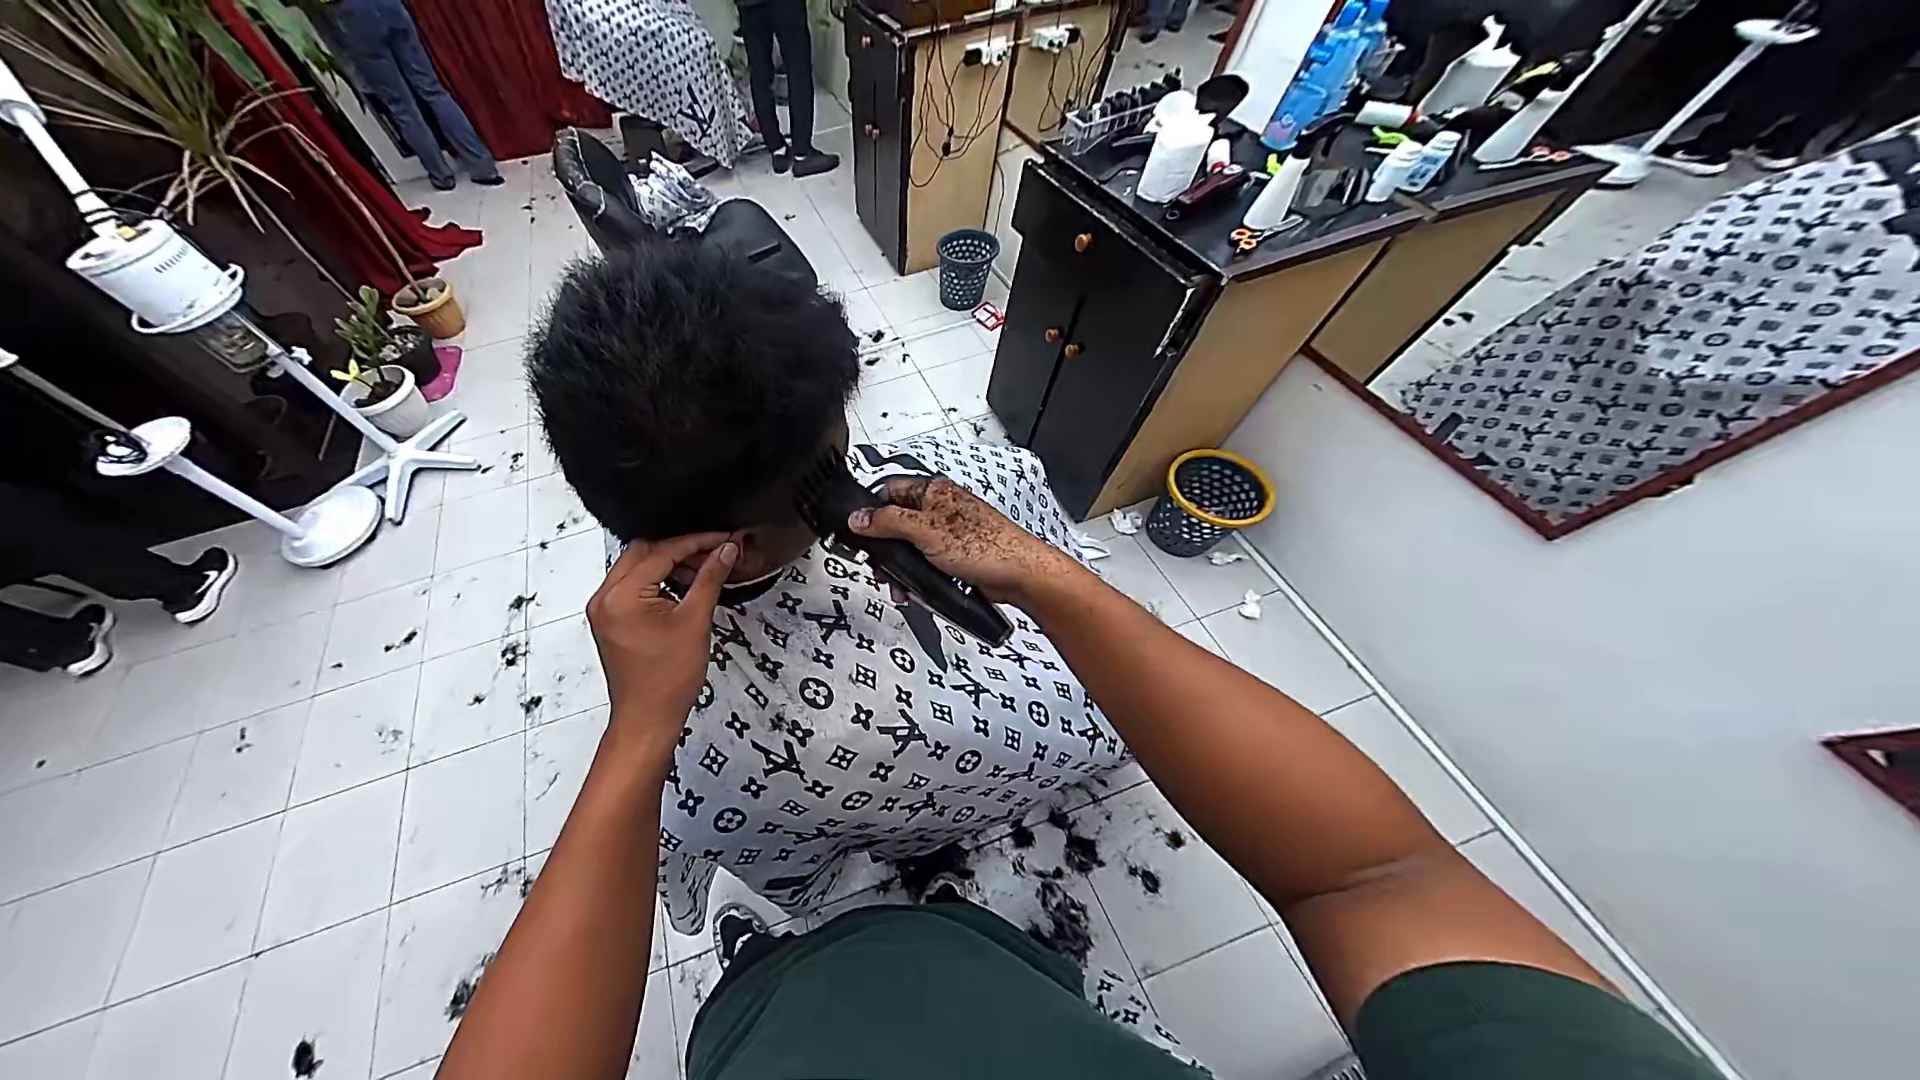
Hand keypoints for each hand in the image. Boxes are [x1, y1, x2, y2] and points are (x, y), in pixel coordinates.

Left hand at [586, 533, 736, 759]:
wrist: (649, 716)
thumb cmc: (666, 681)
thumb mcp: (696, 620)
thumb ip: (710, 577)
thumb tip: (724, 551)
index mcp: (621, 596)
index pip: (662, 552)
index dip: (697, 542)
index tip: (722, 539)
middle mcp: (605, 599)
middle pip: (645, 552)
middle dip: (682, 548)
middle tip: (715, 549)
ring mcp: (605, 609)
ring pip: (638, 566)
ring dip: (670, 563)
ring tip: (705, 568)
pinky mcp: (612, 619)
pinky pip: (634, 585)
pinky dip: (659, 580)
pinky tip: (685, 586)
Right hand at [846, 476, 1079, 603]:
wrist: (1019, 574)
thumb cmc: (987, 546)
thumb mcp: (925, 531)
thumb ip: (888, 522)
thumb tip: (859, 518)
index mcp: (934, 491)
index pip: (889, 490)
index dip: (871, 510)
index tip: (859, 531)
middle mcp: (940, 509)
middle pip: (896, 523)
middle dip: (885, 548)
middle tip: (880, 565)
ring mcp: (947, 533)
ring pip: (909, 547)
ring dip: (900, 567)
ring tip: (898, 584)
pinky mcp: (954, 556)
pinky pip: (925, 563)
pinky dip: (917, 576)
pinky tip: (915, 589)